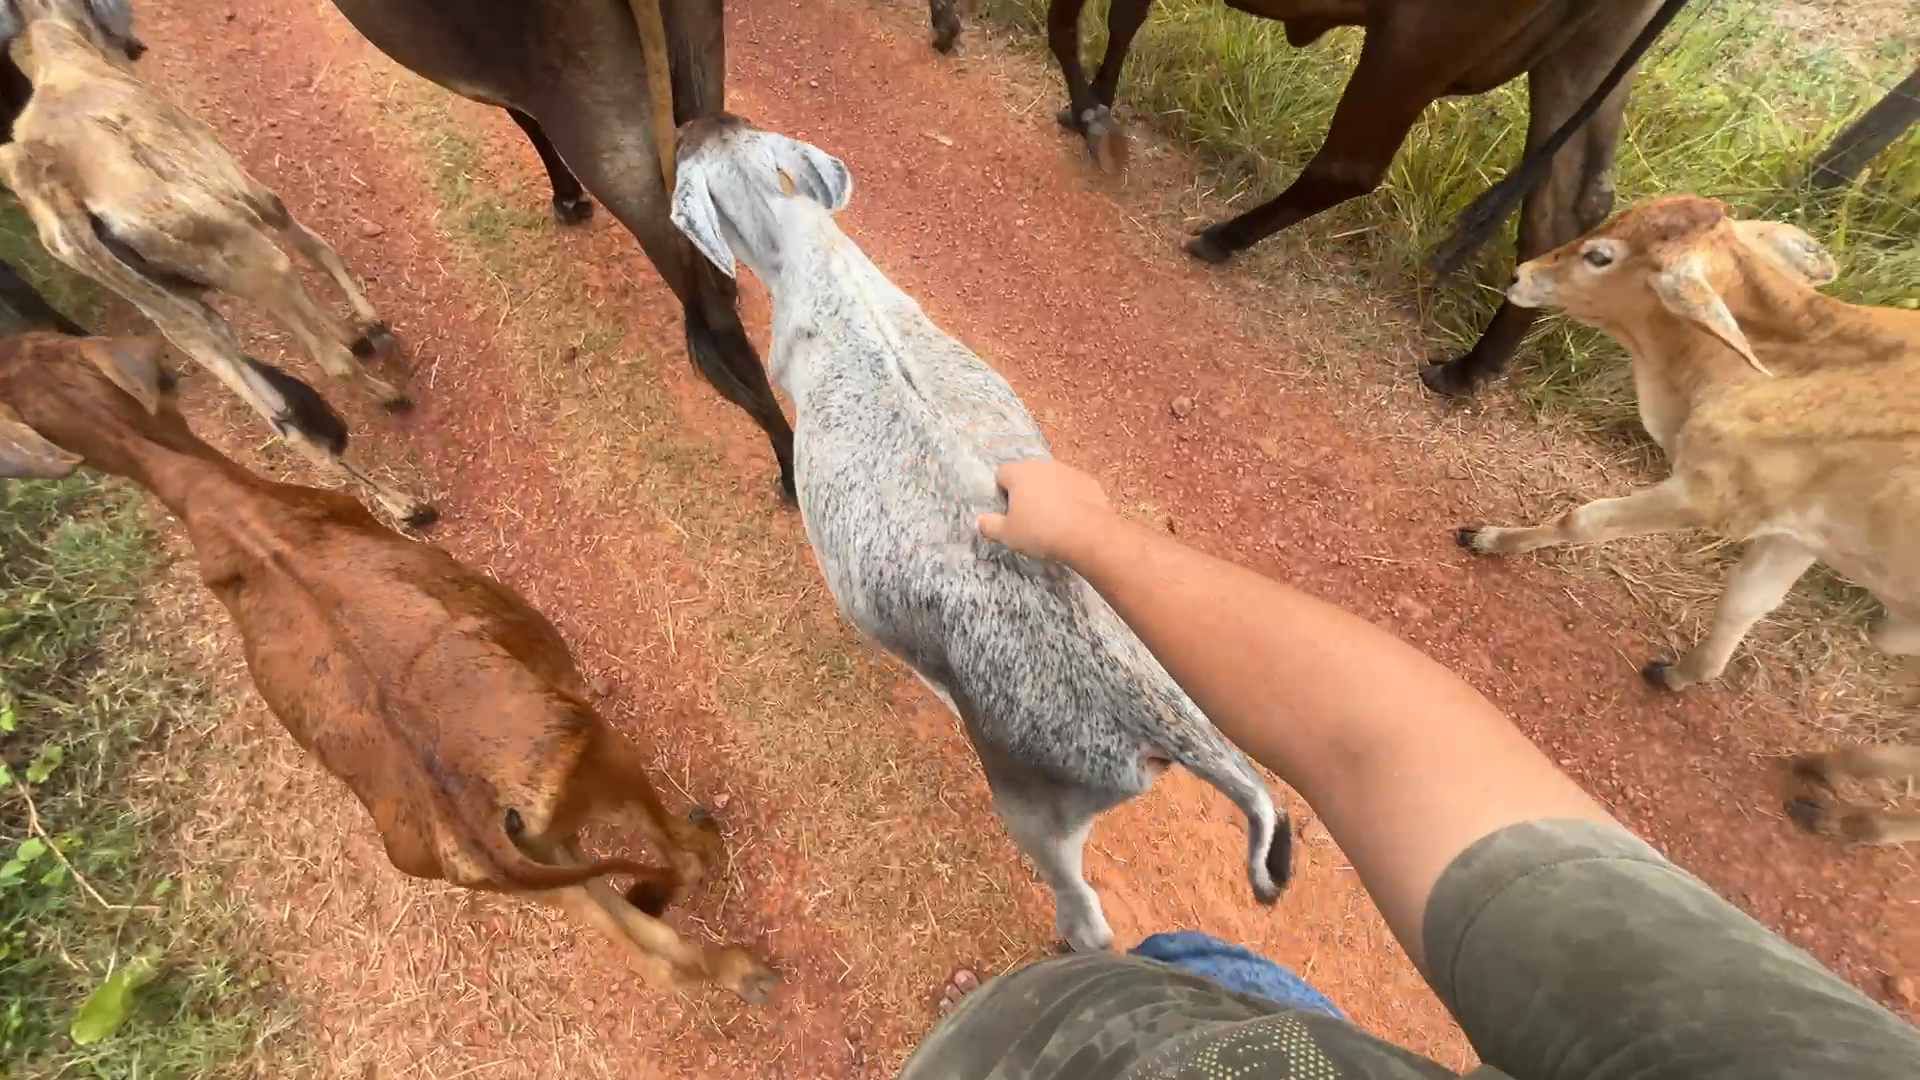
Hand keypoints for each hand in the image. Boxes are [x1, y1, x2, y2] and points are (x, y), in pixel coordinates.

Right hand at [976, 458, 1113, 562]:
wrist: (1087, 533)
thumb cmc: (1040, 531)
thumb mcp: (1007, 534)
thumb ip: (990, 525)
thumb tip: (979, 521)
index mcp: (1019, 473)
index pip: (1001, 474)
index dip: (1002, 492)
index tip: (1009, 512)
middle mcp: (1042, 465)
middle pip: (1027, 474)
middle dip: (1026, 491)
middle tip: (1029, 517)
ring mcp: (1068, 470)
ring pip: (1051, 479)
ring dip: (1048, 493)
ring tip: (1053, 519)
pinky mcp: (1088, 481)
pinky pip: (1072, 487)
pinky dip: (1069, 498)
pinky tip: (1072, 518)